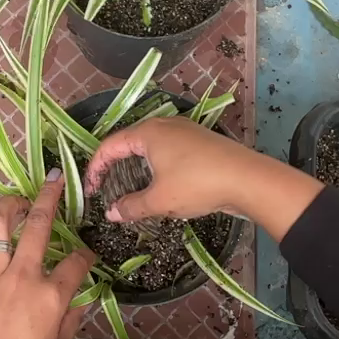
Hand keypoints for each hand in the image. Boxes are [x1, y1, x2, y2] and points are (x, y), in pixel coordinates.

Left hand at [0, 173, 94, 338]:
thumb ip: (72, 319)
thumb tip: (83, 298)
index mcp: (51, 298)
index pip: (78, 263)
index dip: (87, 255)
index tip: (89, 255)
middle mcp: (23, 279)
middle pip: (39, 228)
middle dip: (51, 200)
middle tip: (57, 182)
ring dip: (9, 204)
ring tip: (18, 197)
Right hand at [84, 117, 323, 241]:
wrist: (248, 179)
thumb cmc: (197, 184)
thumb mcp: (159, 200)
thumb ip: (131, 206)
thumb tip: (111, 212)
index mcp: (147, 133)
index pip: (109, 146)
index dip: (95, 169)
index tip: (91, 191)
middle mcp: (163, 125)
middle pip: (128, 143)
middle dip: (114, 167)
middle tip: (107, 190)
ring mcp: (184, 131)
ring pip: (150, 147)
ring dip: (136, 168)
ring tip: (132, 190)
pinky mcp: (199, 142)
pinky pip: (167, 151)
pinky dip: (156, 167)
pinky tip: (161, 186)